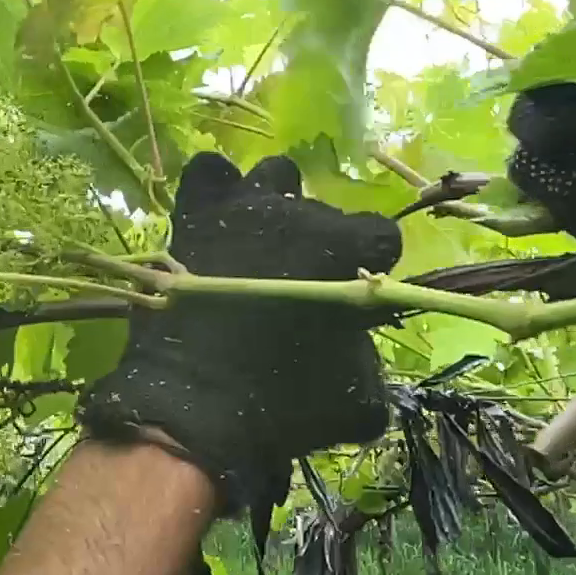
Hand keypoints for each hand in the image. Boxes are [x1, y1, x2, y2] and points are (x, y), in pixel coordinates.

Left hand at [78, 152, 401, 510]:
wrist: (198, 401)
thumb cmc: (286, 400)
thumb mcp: (357, 395)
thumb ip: (369, 355)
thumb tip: (359, 342)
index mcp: (347, 246)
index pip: (379, 233)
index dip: (369, 262)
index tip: (352, 290)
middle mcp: (299, 213)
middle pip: (322, 210)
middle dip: (318, 241)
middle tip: (299, 278)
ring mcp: (245, 207)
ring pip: (272, 176)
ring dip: (275, 202)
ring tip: (261, 241)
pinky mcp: (196, 212)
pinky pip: (208, 173)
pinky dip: (216, 189)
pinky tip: (217, 215)